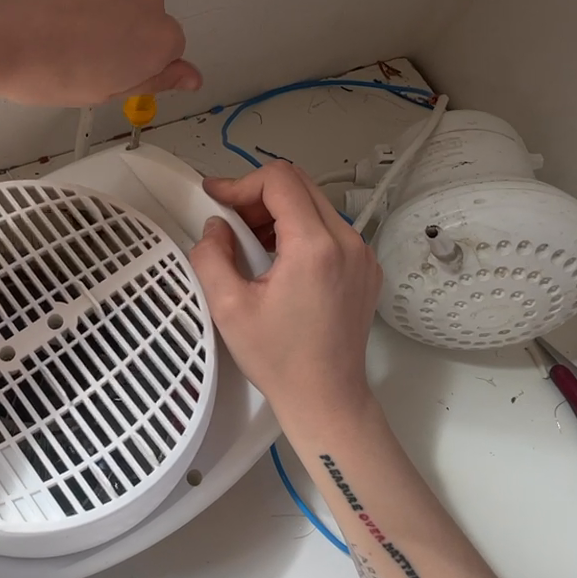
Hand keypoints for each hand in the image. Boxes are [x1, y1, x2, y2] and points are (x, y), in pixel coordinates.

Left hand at [0, 0, 200, 105]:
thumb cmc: (34, 66)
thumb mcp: (98, 91)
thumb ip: (152, 78)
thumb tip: (190, 74)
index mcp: (158, 38)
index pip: (162, 46)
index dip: (128, 55)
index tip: (100, 62)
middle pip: (139, 4)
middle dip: (113, 17)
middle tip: (68, 38)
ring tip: (47, 10)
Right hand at [189, 163, 380, 418]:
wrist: (326, 397)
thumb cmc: (279, 360)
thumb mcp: (228, 308)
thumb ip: (211, 256)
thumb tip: (215, 228)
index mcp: (314, 247)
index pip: (279, 180)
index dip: (240, 183)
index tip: (215, 199)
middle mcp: (347, 242)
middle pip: (299, 185)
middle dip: (257, 195)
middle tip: (229, 221)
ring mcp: (361, 254)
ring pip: (315, 204)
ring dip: (277, 212)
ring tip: (250, 244)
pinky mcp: (365, 268)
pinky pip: (329, 229)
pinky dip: (299, 231)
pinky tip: (277, 261)